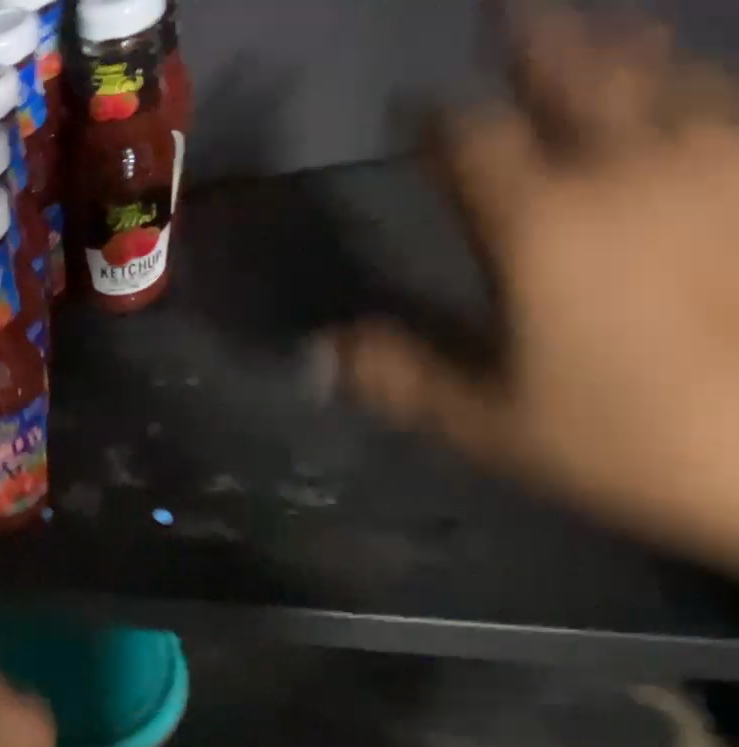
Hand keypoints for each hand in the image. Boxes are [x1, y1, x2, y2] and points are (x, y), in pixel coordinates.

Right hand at [329, 9, 738, 571]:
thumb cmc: (621, 433)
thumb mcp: (483, 420)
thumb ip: (398, 376)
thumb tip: (320, 350)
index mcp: (542, 225)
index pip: (472, 143)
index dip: (434, 120)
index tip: (410, 106)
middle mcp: (630, 174)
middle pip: (579, 80)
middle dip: (537, 45)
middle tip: (508, 15)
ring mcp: (721, 170)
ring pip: (667, 83)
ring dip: (622, 56)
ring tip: (602, 37)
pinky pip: (730, 116)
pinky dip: (697, 99)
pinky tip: (689, 105)